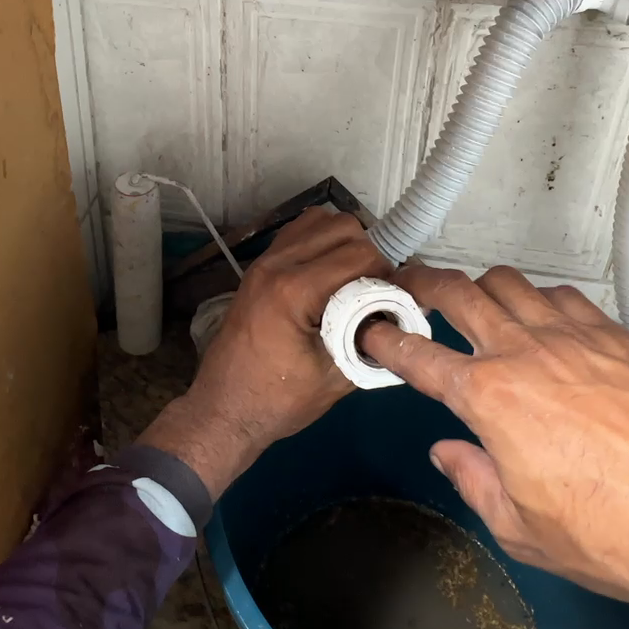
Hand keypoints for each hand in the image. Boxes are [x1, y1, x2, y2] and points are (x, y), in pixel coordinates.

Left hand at [136, 208, 389, 496]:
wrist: (224, 409)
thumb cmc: (279, 400)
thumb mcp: (336, 377)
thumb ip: (372, 339)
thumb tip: (404, 310)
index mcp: (294, 290)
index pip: (359, 253)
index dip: (385, 273)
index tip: (393, 298)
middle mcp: (277, 264)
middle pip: (342, 226)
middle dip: (368, 252)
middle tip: (375, 288)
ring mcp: (264, 260)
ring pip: (319, 220)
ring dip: (344, 242)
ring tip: (354, 278)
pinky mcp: (259, 265)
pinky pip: (298, 232)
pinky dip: (321, 241)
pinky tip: (330, 274)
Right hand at [362, 264, 628, 628]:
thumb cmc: (617, 534)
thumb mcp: (523, 530)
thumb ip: (473, 481)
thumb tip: (450, 453)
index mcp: (490, 398)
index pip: (418, 356)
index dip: (385, 340)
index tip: (372, 331)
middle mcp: (524, 352)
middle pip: (457, 291)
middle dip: (423, 281)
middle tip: (411, 283)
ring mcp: (572, 336)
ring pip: (509, 281)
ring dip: (483, 286)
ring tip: (479, 298)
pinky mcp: (615, 334)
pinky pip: (563, 294)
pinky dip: (540, 298)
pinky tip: (545, 318)